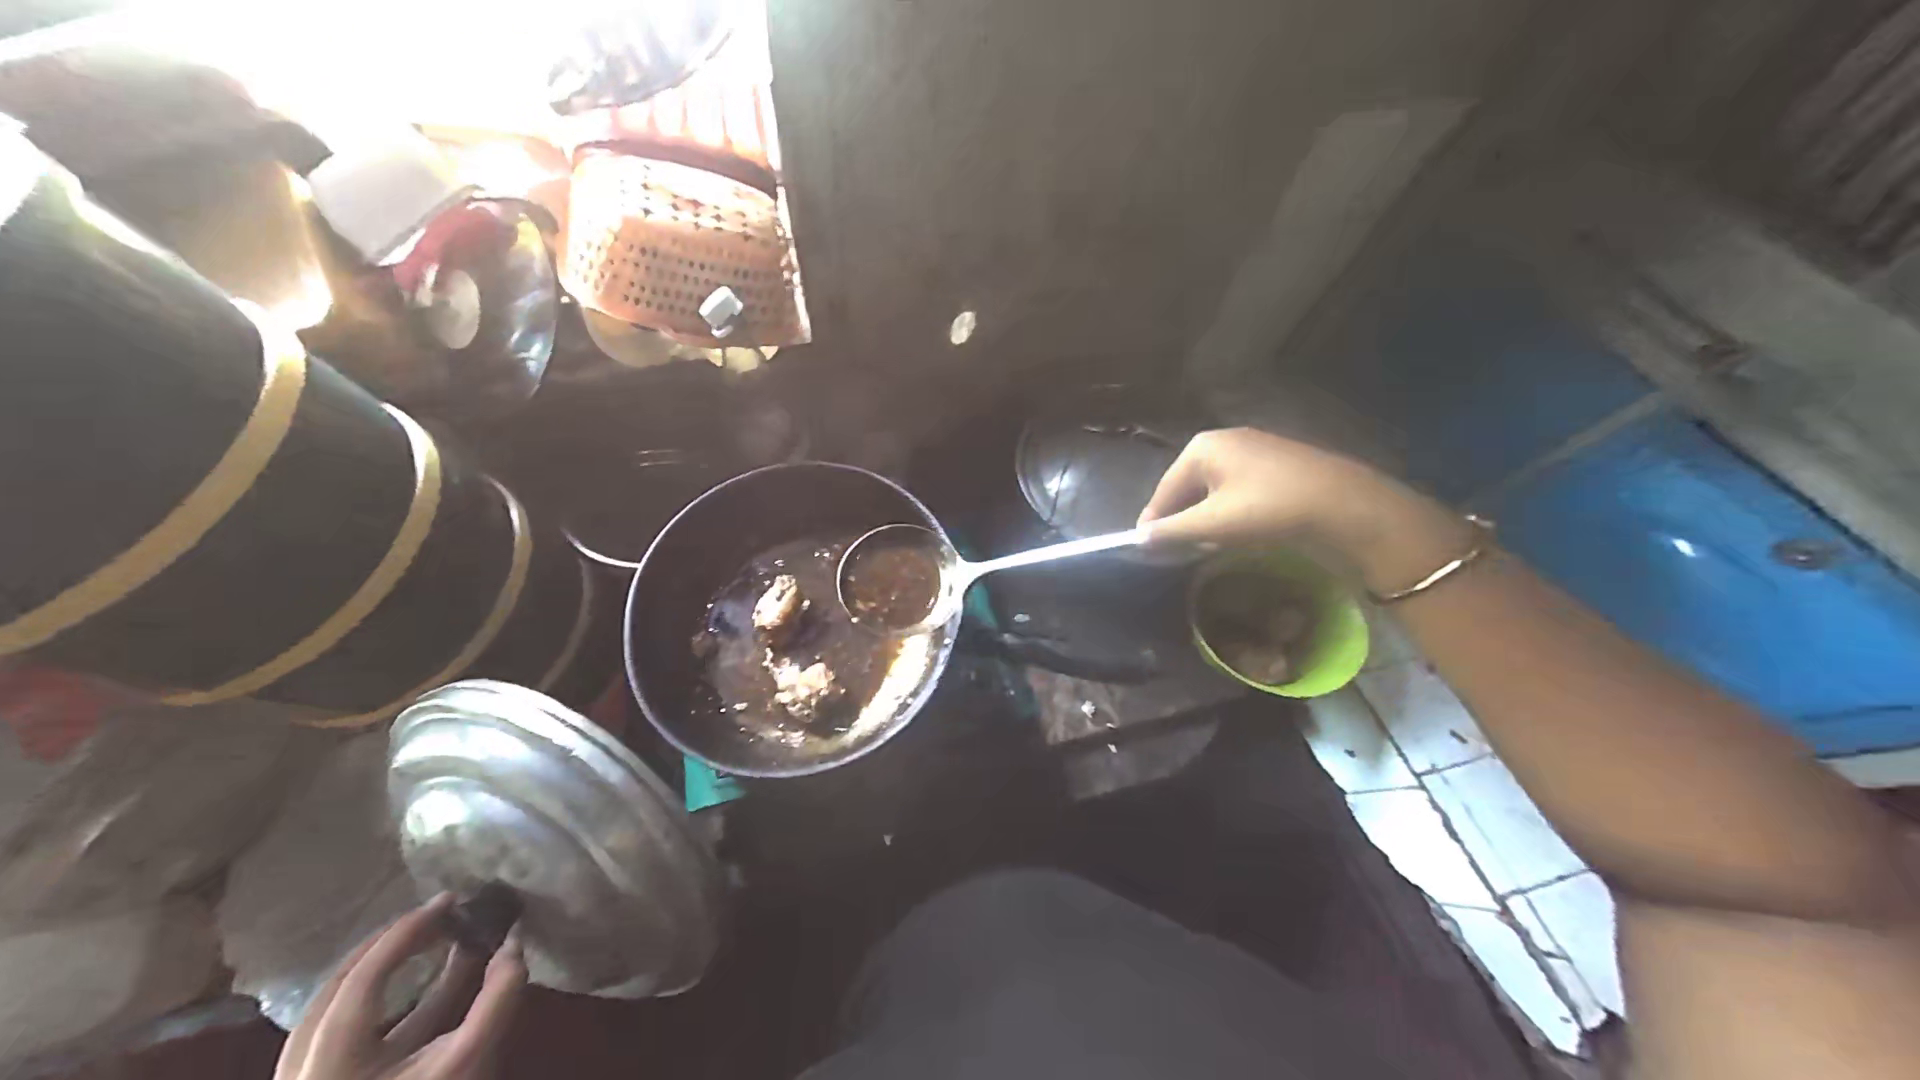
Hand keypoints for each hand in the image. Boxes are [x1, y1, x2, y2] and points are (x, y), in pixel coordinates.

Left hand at [275, 895, 527, 1079]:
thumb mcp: (465, 1064)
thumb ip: (495, 1002)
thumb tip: (513, 945)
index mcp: (331, 1056)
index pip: (369, 972)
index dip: (411, 929)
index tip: (452, 899)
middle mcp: (303, 1065)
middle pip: (341, 982)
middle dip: (395, 940)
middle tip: (440, 914)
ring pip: (333, 1004)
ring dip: (384, 964)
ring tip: (430, 940)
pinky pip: (338, 1026)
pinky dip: (379, 994)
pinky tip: (417, 987)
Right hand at [1137, 428, 1472, 591]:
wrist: (1347, 505)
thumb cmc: (1270, 509)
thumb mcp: (1214, 524)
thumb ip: (1171, 531)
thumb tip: (1138, 538)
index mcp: (1202, 447)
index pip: (1164, 490)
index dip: (1153, 522)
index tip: (1146, 550)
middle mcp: (1223, 439)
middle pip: (1188, 488)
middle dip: (1182, 520)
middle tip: (1179, 552)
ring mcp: (1254, 448)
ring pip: (1214, 490)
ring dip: (1206, 519)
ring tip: (1208, 547)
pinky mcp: (1277, 463)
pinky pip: (1238, 489)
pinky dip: (1230, 511)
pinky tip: (1239, 533)